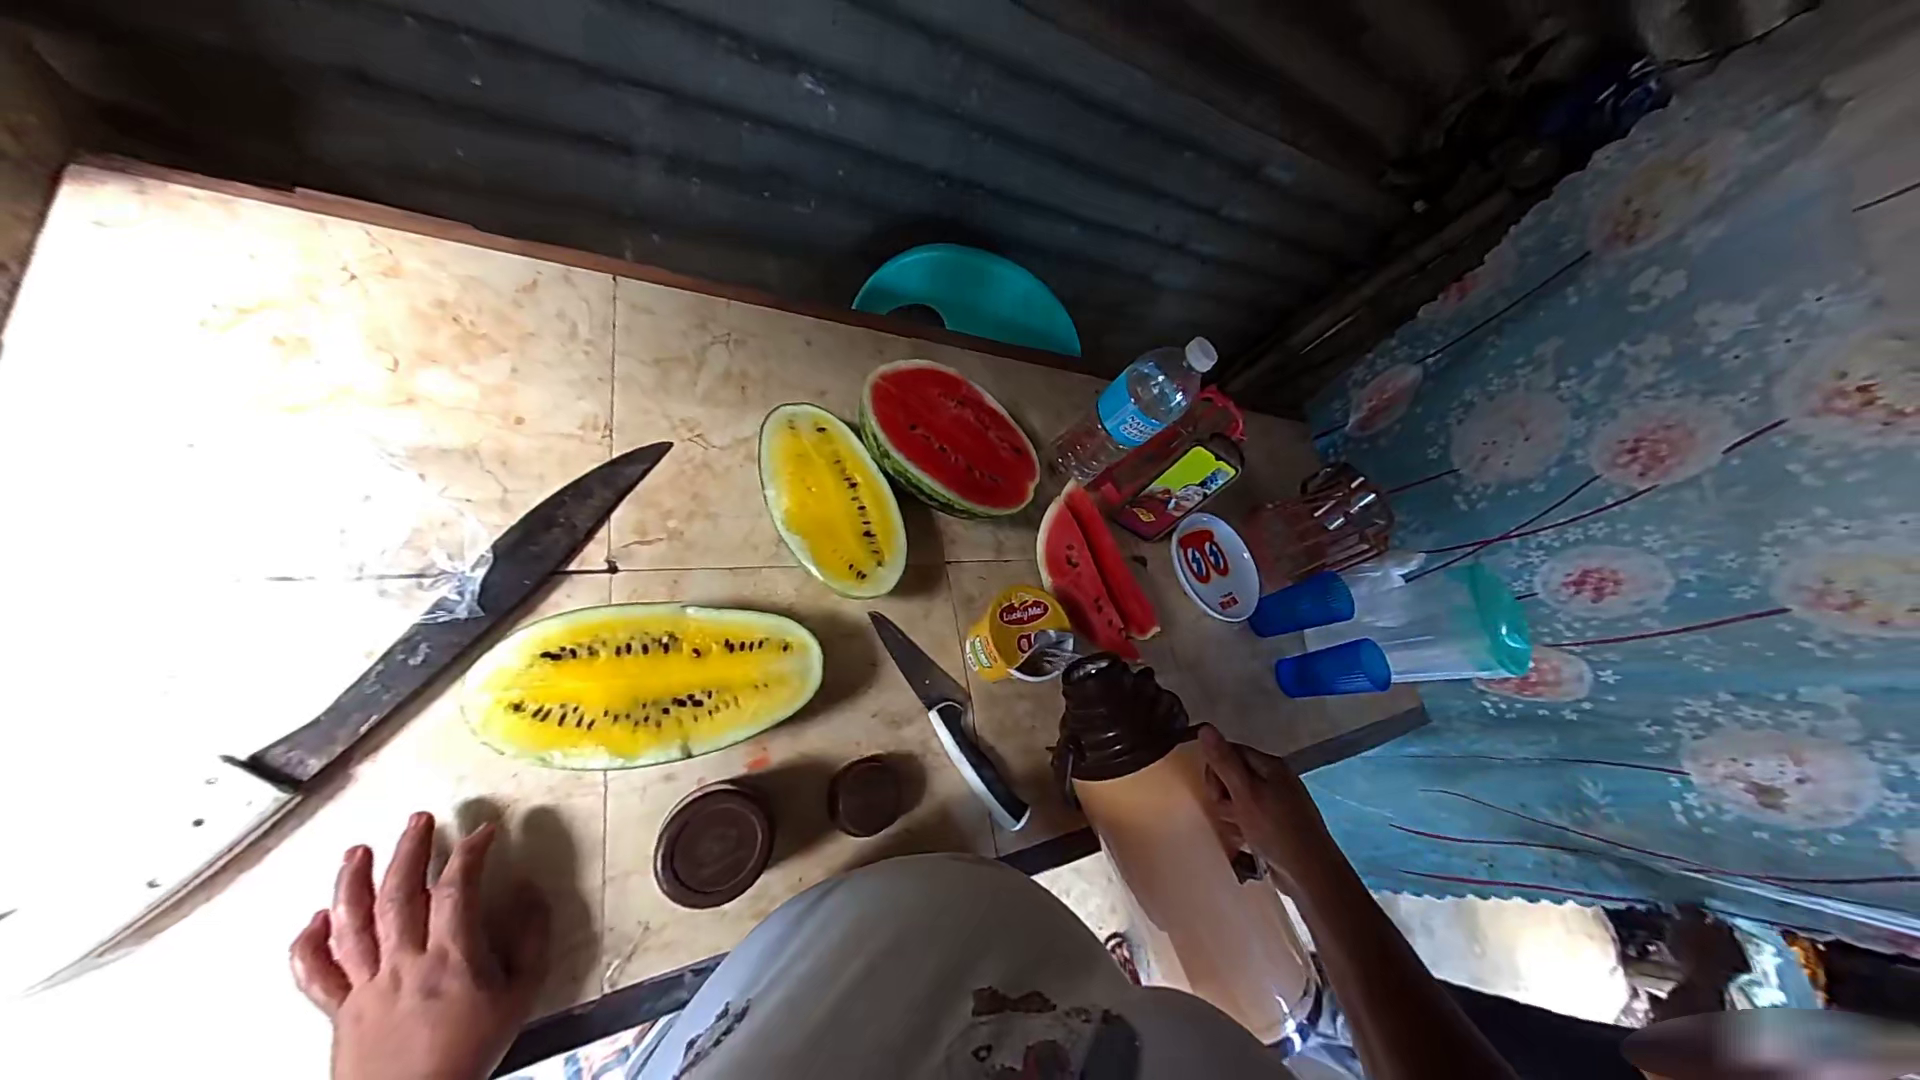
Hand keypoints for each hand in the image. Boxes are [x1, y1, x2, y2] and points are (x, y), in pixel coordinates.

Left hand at [288, 812, 551, 1079]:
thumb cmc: (473, 1049)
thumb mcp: (522, 993)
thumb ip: (531, 938)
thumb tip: (528, 892)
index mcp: (450, 957)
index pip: (455, 889)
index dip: (470, 853)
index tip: (484, 831)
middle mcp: (402, 964)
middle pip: (398, 895)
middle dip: (409, 850)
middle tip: (420, 819)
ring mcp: (365, 987)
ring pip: (351, 925)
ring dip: (351, 882)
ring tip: (358, 850)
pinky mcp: (338, 1011)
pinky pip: (315, 975)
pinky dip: (308, 944)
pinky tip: (314, 918)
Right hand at [1198, 724, 1338, 892]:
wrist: (1312, 875)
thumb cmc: (1276, 830)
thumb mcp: (1244, 793)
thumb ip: (1224, 761)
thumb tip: (1205, 727)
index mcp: (1271, 766)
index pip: (1230, 752)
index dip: (1216, 770)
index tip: (1215, 793)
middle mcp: (1276, 780)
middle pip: (1232, 776)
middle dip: (1223, 796)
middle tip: (1230, 814)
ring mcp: (1279, 804)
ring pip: (1238, 800)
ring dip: (1232, 816)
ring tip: (1240, 832)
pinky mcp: (1278, 826)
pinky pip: (1249, 819)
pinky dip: (1243, 829)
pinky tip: (1246, 842)